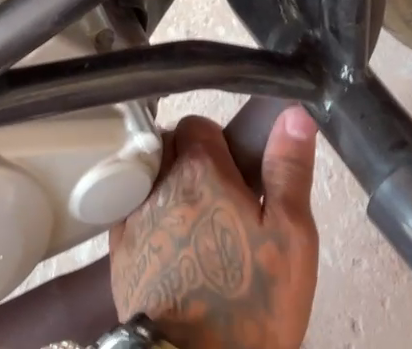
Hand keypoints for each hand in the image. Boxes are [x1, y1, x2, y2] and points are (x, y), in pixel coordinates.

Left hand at [109, 108, 319, 348]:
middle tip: (221, 196)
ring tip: (195, 218)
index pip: (198, 124)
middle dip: (191, 160)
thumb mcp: (291, 236)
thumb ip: (288, 169)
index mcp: (201, 169)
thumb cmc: (252, 299)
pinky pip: (128, 208)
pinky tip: (167, 237)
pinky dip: (145, 211)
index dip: (219, 141)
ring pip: (148, 176)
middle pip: (168, 145)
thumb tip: (293, 113)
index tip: (236, 170)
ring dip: (167, 184)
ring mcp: (133, 214)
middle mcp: (159, 181)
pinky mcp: (118, 249)